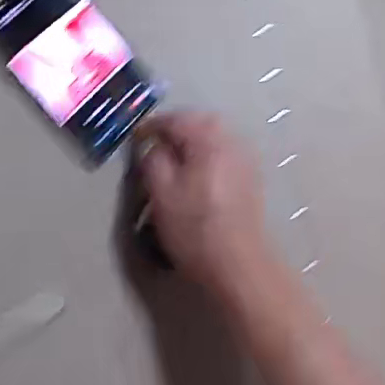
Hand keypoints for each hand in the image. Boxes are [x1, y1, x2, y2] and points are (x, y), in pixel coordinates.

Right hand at [136, 111, 274, 292]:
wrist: (239, 265)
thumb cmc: (195, 228)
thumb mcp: (161, 193)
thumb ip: (152, 159)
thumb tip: (154, 145)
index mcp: (208, 139)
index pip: (174, 119)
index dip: (150, 127)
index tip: (134, 139)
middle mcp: (231, 140)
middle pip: (197, 122)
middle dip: (173, 129)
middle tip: (153, 145)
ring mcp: (245, 158)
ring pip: (212, 136)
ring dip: (191, 141)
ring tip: (172, 161)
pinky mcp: (250, 176)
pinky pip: (223, 152)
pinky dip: (206, 154)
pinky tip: (195, 174)